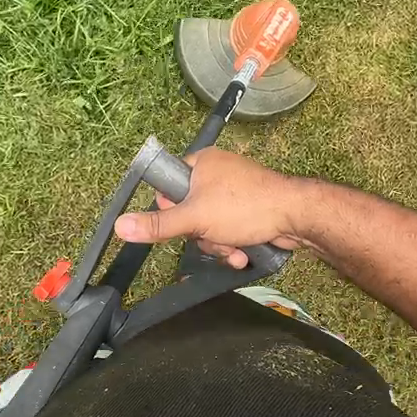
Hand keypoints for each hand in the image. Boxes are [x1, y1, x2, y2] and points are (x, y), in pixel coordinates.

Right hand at [114, 148, 311, 267]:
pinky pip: (228, 230)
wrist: (296, 216)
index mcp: (202, 163)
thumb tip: (119, 226)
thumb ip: (158, 224)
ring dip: (220, 245)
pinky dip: (234, 244)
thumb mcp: (195, 217)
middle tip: (213, 237)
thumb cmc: (246, 206)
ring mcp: (235, 192)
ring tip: (235, 248)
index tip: (184, 221)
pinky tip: (244, 253)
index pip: (169, 187)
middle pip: (189, 212)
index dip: (173, 209)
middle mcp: (217, 173)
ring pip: (209, 226)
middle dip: (201, 235)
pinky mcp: (249, 210)